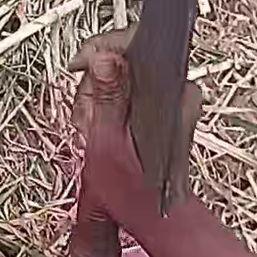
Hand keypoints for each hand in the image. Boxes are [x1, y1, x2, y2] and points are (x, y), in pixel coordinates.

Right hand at [68, 32, 256, 256]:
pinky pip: (126, 88)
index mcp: (170, 92)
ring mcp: (171, 95)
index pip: (133, 43)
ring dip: (97, 96)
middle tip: (86, 114)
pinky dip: (106, 104)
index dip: (100, 49)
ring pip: (121, 73)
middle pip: (123, 58)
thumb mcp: (108, 142)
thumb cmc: (133, 187)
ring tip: (91, 125)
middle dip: (94, 82)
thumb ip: (106, 96)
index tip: (80, 65)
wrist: (152, 213)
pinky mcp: (162, 104)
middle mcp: (177, 89)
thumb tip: (103, 58)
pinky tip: (100, 126)